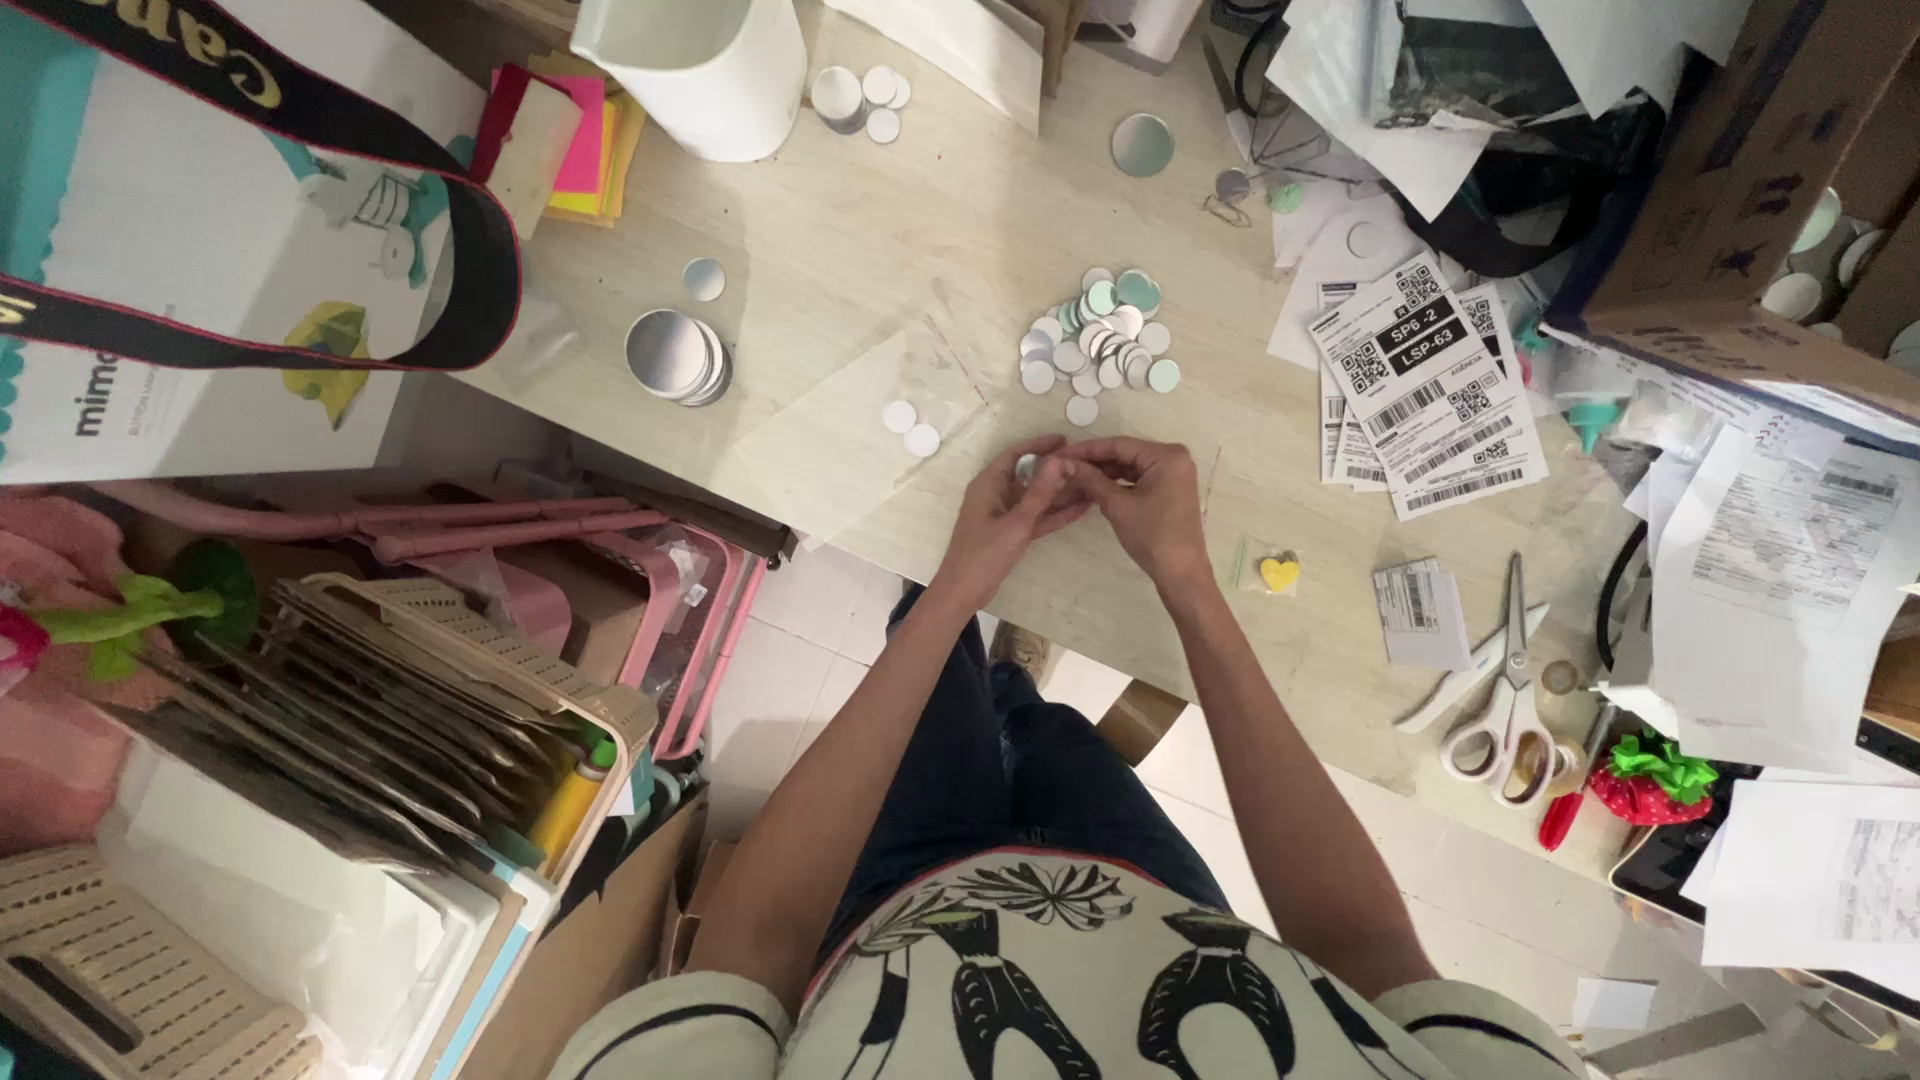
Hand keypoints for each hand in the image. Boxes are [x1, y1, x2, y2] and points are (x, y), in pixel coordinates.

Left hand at [932, 435, 1090, 609]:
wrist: (964, 592)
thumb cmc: (985, 554)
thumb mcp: (1017, 522)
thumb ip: (1039, 493)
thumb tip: (1057, 461)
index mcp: (988, 484)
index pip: (1015, 455)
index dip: (1039, 445)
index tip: (1065, 440)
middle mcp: (994, 494)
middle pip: (1027, 475)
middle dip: (1054, 470)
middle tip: (1084, 463)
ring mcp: (1003, 514)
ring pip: (1034, 497)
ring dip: (1059, 493)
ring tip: (1089, 484)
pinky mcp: (1010, 533)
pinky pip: (1035, 517)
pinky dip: (1054, 514)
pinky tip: (1080, 509)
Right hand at [1058, 437, 1209, 591]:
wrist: (1180, 571)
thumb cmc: (1151, 535)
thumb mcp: (1117, 505)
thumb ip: (1090, 479)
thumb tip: (1063, 463)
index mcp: (1166, 456)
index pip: (1119, 445)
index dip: (1087, 450)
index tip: (1061, 454)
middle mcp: (1173, 458)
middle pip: (1126, 454)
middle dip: (1095, 462)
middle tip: (1065, 466)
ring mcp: (1173, 474)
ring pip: (1131, 467)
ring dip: (1105, 473)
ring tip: (1075, 477)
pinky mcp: (1170, 489)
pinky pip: (1139, 479)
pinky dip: (1119, 483)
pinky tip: (1096, 488)